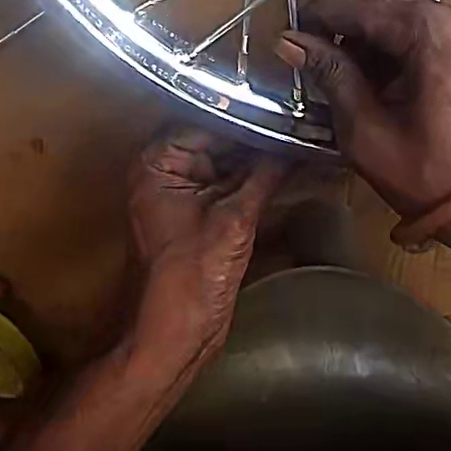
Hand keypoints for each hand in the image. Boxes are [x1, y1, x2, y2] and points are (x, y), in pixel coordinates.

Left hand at [127, 128, 285, 363]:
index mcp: (156, 164)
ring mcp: (179, 194)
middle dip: (254, 137)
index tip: (279, 108)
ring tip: (294, 142)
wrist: (172, 341)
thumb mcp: (234, 221)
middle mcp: (163, 172)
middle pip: (216, 140)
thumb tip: (291, 146)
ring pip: (224, 162)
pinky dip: (252, 181)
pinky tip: (283, 171)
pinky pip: (226, 185)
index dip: (244, 116)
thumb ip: (264, 176)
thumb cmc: (187, 283)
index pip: (206, 122)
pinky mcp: (196, 214)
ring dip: (256, 158)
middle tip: (294, 124)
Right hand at [275, 0, 450, 227]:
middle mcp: (442, 14)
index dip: (311, 20)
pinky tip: (368, 76)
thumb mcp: (367, 131)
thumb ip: (330, 75)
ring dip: (355, 27)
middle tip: (309, 54)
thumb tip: (290, 42)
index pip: (349, 3)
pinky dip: (379, 39)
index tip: (289, 45)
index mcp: (422, 30)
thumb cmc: (434, 176)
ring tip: (336, 71)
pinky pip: (407, 23)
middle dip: (332, 15)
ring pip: (386, 3)